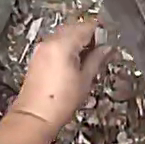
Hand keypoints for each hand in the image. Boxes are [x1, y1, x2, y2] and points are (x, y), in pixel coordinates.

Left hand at [0, 19, 109, 143]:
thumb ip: (97, 58)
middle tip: (102, 48)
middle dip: (90, 35)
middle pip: (75, 27)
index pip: (87, 26)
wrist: (34, 117)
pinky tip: (74, 61)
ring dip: (78, 40)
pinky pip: (56, 42)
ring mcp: (42, 48)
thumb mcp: (85, 79)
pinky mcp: (38, 56)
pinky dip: (67, 46)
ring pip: (65, 34)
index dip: (101, 32)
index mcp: (64, 44)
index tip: (110, 40)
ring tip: (89, 56)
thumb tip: (107, 48)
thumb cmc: (60, 102)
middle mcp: (51, 41)